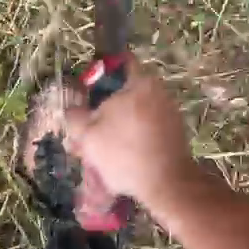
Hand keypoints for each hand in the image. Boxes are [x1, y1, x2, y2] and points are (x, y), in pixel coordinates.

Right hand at [62, 62, 204, 212]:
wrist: (167, 185)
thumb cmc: (124, 153)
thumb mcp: (88, 135)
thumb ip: (76, 116)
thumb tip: (72, 109)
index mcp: (140, 83)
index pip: (120, 64)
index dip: (100, 74)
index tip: (87, 92)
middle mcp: (159, 92)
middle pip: (125, 94)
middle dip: (106, 111)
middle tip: (90, 131)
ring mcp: (170, 113)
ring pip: (135, 115)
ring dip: (118, 129)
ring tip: (101, 152)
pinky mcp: (176, 134)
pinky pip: (147, 130)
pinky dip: (133, 140)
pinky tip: (121, 160)